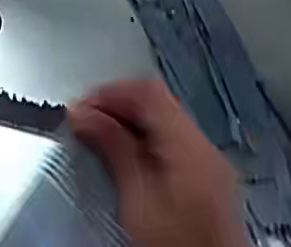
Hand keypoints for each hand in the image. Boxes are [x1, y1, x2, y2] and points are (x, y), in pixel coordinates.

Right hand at [67, 79, 246, 246]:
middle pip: (154, 102)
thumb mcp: (136, 199)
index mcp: (191, 148)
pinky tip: (123, 158)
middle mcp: (205, 152)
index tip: (81, 105)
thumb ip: (112, 148)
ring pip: (160, 120)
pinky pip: (169, 141)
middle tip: (84, 119)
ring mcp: (209, 167)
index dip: (109, 91)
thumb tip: (83, 112)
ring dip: (125, 122)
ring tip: (96, 136)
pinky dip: (140, 139)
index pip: (147, 91)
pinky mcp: (205, 183)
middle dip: (114, 105)